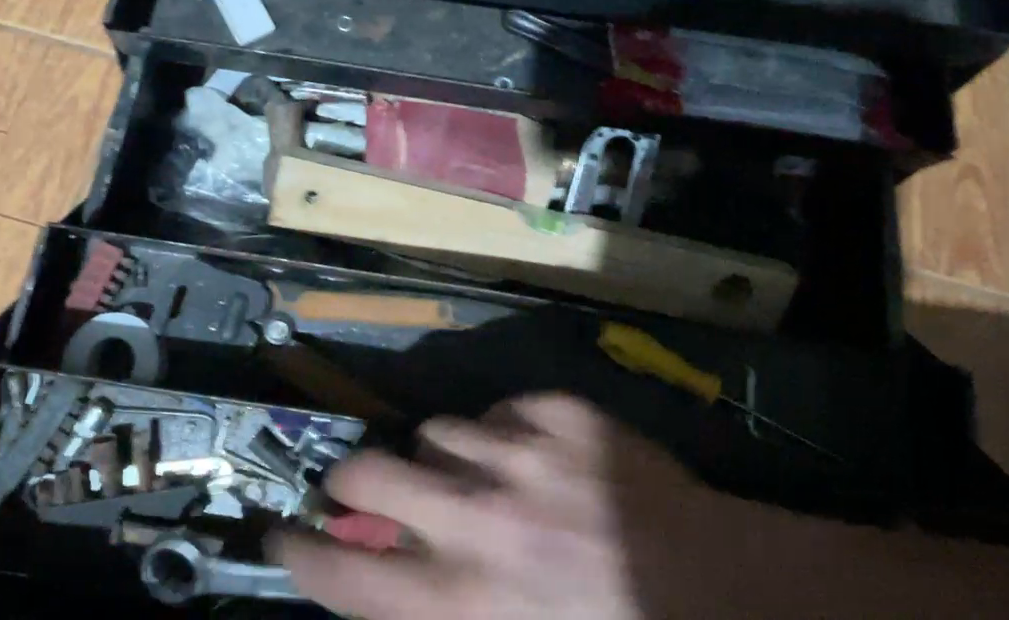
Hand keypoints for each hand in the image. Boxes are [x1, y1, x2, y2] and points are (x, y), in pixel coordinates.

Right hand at [274, 393, 821, 619]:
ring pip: (435, 430)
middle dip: (351, 481)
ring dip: (441, 458)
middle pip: (368, 473)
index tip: (283, 536)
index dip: (299, 554)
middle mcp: (478, 521)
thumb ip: (440, 610)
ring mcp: (520, 456)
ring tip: (474, 476)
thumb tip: (390, 574)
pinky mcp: (560, 413)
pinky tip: (533, 456)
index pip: (343, 574)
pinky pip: (499, 408)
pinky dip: (503, 431)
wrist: (725, 591)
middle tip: (364, 489)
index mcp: (462, 603)